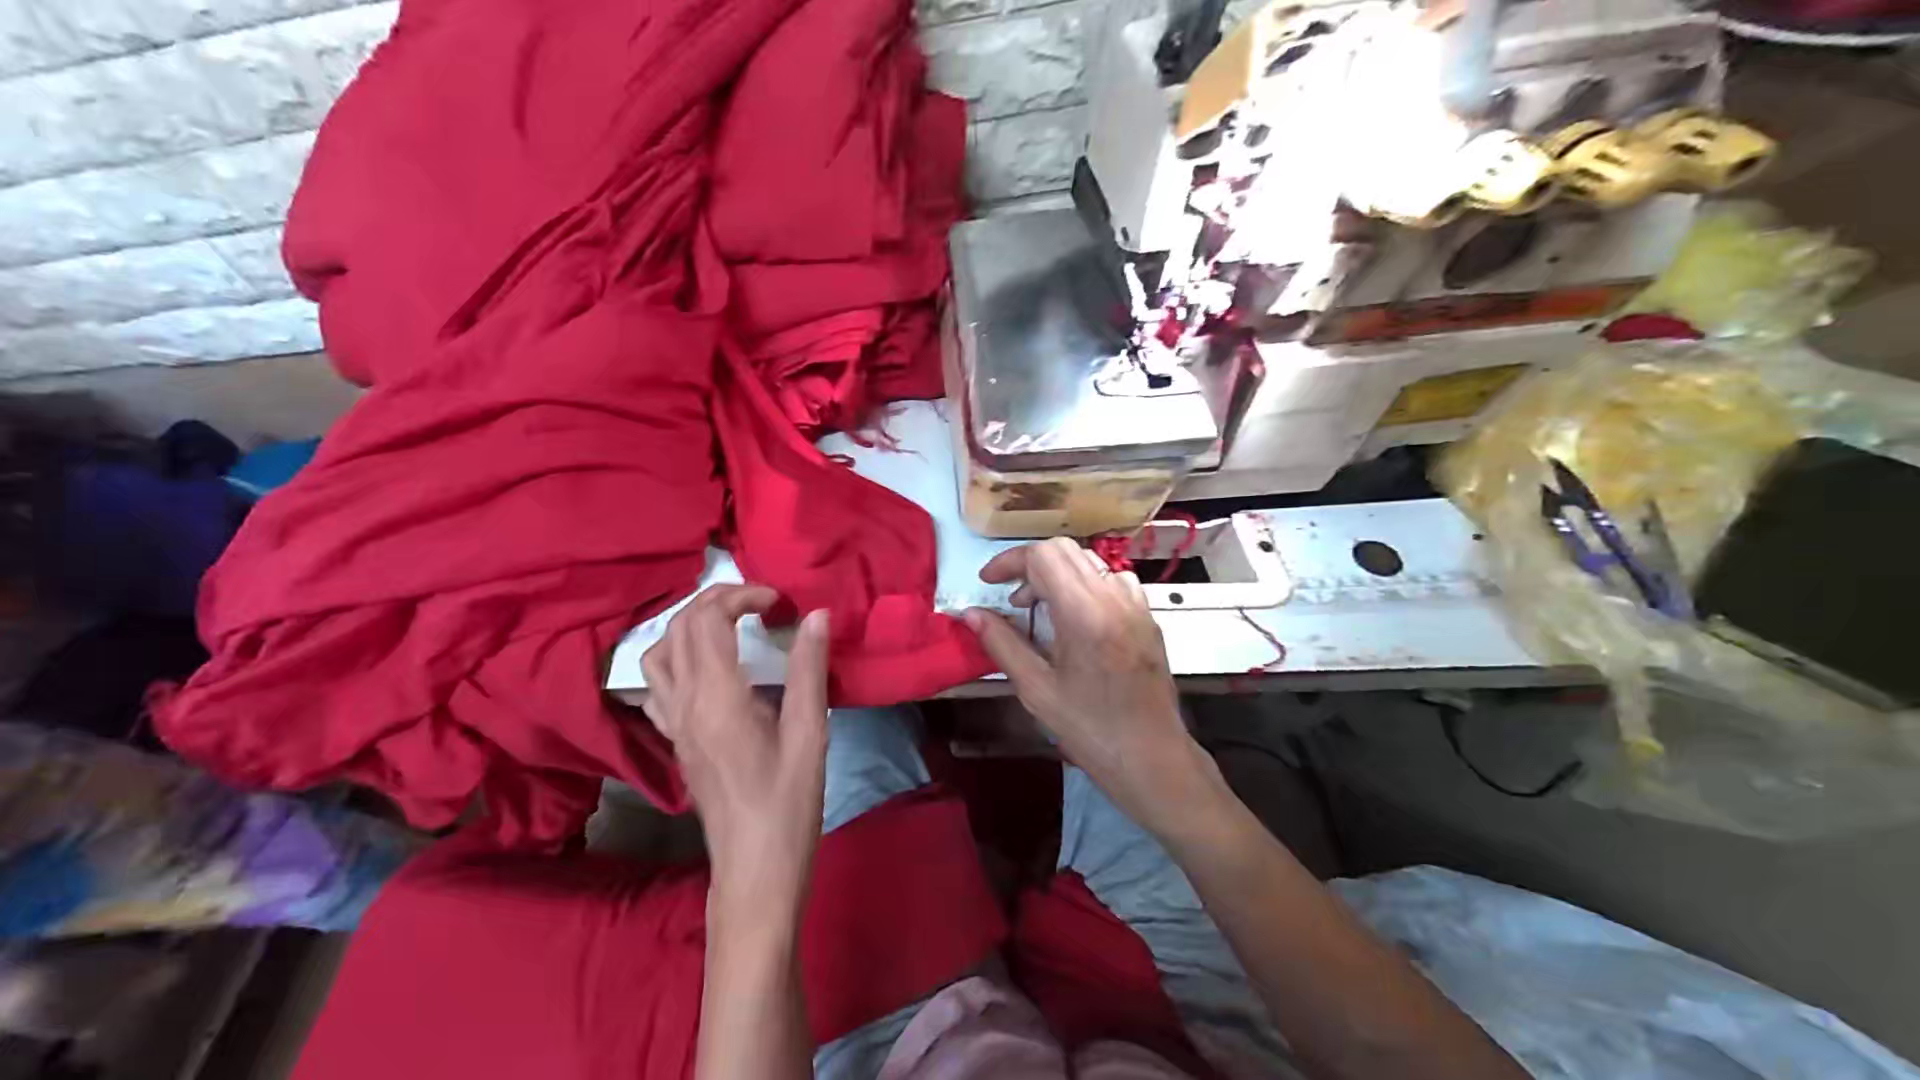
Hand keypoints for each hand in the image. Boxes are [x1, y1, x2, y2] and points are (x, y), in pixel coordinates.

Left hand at [641, 586, 830, 909]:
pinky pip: (656, 686)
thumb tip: (818, 615)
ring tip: (727, 626)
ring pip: (658, 654)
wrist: (754, 867)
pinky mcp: (674, 742)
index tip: (778, 602)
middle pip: (678, 628)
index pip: (709, 620)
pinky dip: (674, 659)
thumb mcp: (810, 733)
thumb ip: (809, 669)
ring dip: (688, 626)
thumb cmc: (788, 802)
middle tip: (757, 602)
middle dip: (715, 600)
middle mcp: (684, 704)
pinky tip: (705, 670)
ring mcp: (673, 724)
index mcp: (717, 697)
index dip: (741, 595)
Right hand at [962, 538, 1221, 833]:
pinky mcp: (1148, 617)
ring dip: (1058, 574)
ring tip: (1042, 611)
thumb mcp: (1036, 689)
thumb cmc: (1090, 729)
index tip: (989, 583)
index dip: (1009, 561)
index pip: (1043, 556)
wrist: (1152, 757)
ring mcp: (1136, 605)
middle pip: (1065, 550)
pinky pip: (1113, 580)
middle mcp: (1114, 598)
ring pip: (1089, 561)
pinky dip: (1086, 586)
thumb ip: (1001, 644)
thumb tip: (970, 614)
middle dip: (1030, 565)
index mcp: (1084, 613)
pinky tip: (1078, 618)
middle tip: (1013, 600)